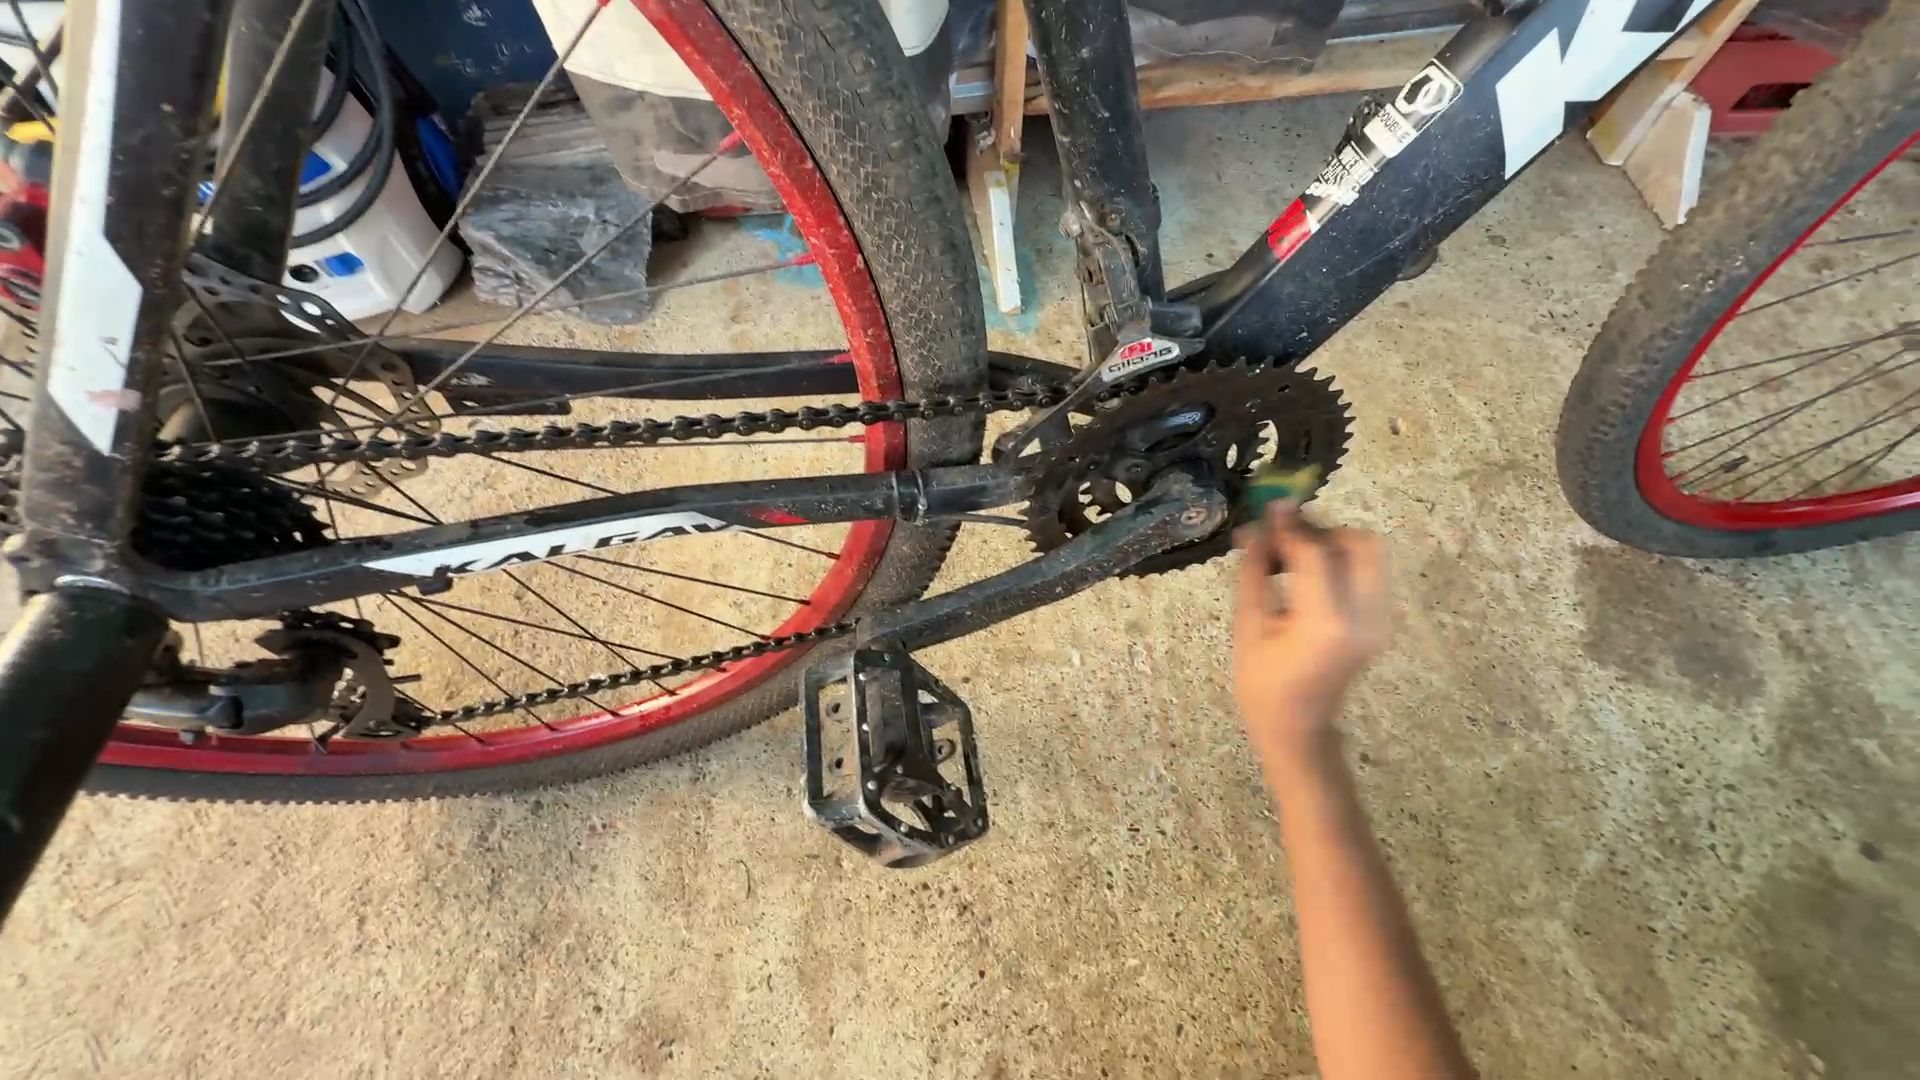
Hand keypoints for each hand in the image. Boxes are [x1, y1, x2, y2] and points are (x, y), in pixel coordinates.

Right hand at [1232, 502, 1391, 755]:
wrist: (1296, 727)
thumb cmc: (1260, 682)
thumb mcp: (1247, 624)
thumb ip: (1257, 570)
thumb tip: (1259, 527)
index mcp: (1326, 623)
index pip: (1316, 552)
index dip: (1291, 525)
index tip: (1269, 509)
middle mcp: (1364, 617)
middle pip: (1360, 543)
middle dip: (1322, 529)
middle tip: (1285, 537)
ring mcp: (1380, 621)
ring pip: (1368, 554)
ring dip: (1330, 544)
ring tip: (1291, 556)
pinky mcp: (1381, 622)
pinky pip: (1366, 574)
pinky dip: (1337, 563)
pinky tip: (1304, 574)